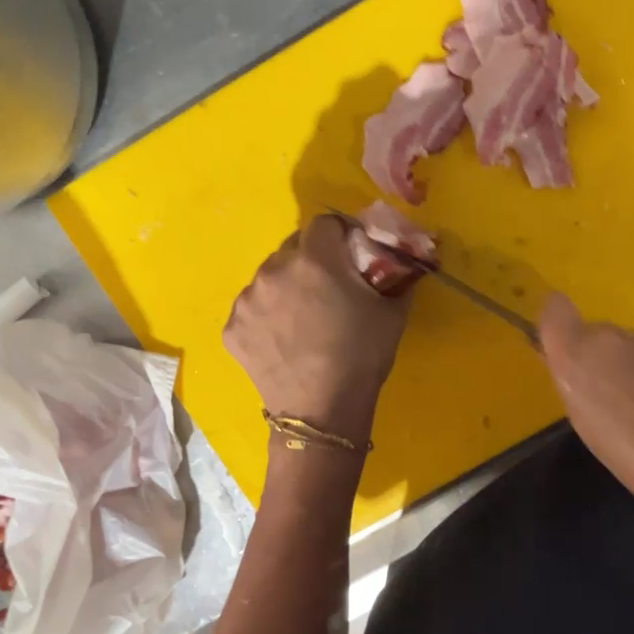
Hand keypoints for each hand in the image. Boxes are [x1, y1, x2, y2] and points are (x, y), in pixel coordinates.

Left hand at [225, 216, 412, 439]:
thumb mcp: (393, 312)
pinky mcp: (232, 327)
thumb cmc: (363, 356)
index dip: (341, 234)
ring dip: (287, 286)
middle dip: (313, 260)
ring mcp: (248, 299)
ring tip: (304, 320)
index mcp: (316, 259)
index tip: (351, 254)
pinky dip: (267, 316)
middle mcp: (275, 269)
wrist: (323, 411)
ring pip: (270, 277)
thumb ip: (395, 275)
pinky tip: (284, 340)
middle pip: (294, 247)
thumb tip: (401, 261)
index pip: (325, 222)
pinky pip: (253, 308)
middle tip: (330, 289)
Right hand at [539, 294, 633, 531]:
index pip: (555, 310)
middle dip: (596, 360)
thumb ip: (575, 384)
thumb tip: (574, 362)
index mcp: (577, 356)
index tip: (562, 354)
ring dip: (627, 368)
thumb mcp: (587, 426)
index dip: (558, 326)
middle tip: (606, 402)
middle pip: (593, 334)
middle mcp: (611, 338)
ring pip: (626, 347)